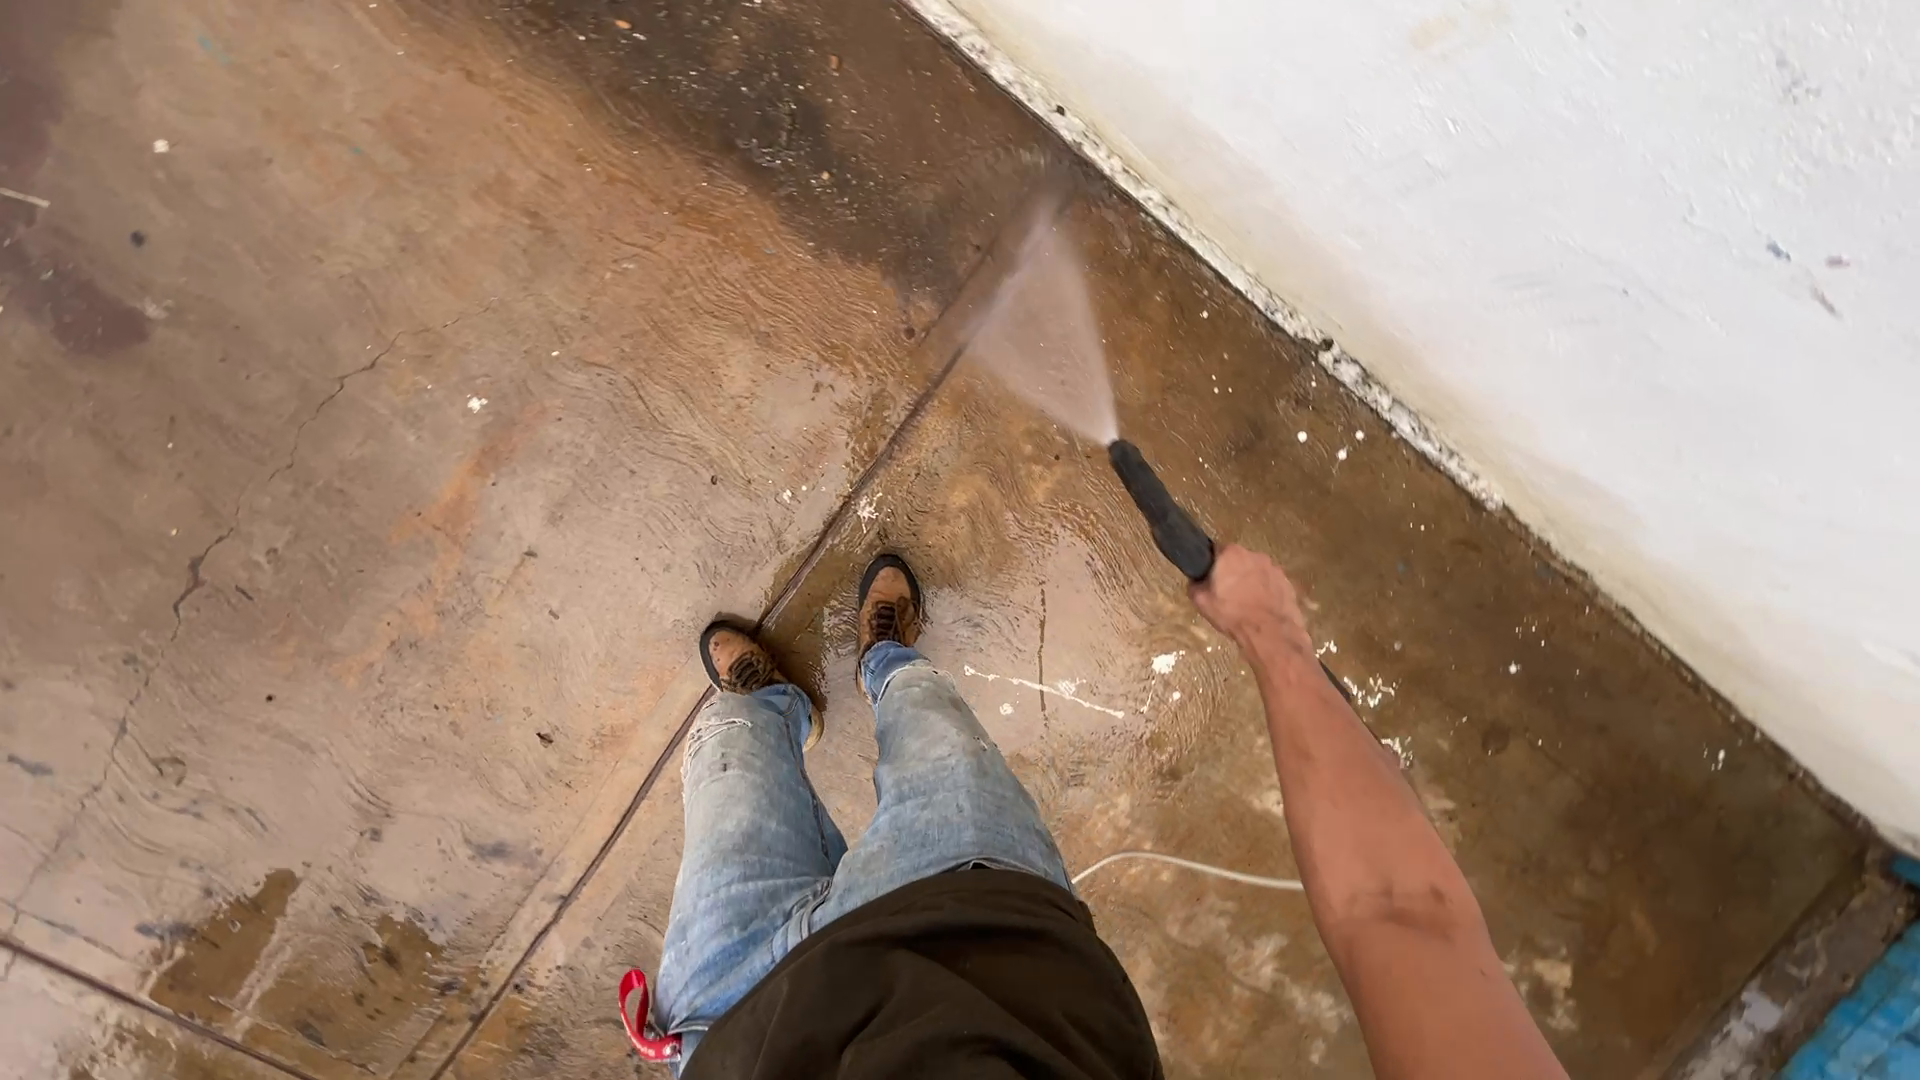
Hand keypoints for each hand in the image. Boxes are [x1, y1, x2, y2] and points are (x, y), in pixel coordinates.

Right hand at [1190, 544, 1313, 658]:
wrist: (1269, 632)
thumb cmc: (1232, 614)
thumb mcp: (1201, 602)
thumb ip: (1195, 585)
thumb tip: (1197, 580)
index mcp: (1230, 553)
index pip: (1216, 550)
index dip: (1212, 564)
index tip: (1211, 579)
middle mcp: (1253, 554)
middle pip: (1238, 559)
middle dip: (1232, 572)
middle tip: (1226, 593)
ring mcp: (1274, 568)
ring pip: (1256, 571)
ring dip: (1250, 581)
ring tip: (1246, 603)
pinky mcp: (1287, 582)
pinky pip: (1271, 583)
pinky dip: (1265, 591)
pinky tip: (1261, 607)